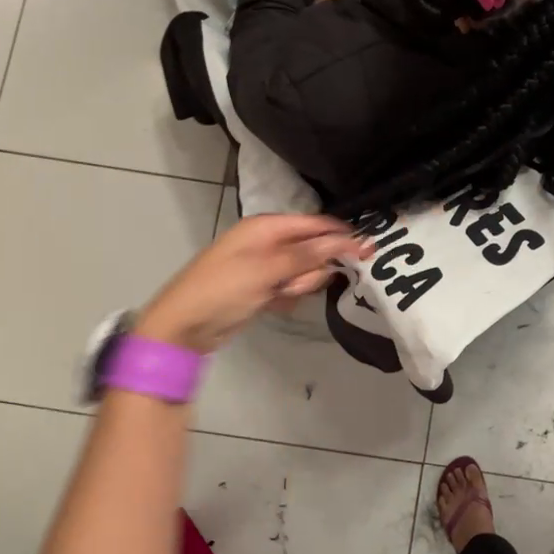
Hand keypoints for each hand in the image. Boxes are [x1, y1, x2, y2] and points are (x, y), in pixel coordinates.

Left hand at [135, 215, 369, 353]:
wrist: (183, 327)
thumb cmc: (222, 290)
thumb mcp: (266, 270)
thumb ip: (308, 254)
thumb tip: (347, 239)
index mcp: (266, 227)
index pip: (316, 225)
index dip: (342, 237)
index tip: (369, 251)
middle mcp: (269, 242)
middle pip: (314, 249)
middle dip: (312, 269)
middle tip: (292, 285)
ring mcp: (266, 266)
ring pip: (305, 272)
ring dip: (299, 286)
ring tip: (277, 296)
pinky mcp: (264, 289)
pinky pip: (292, 288)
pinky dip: (288, 297)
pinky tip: (273, 305)